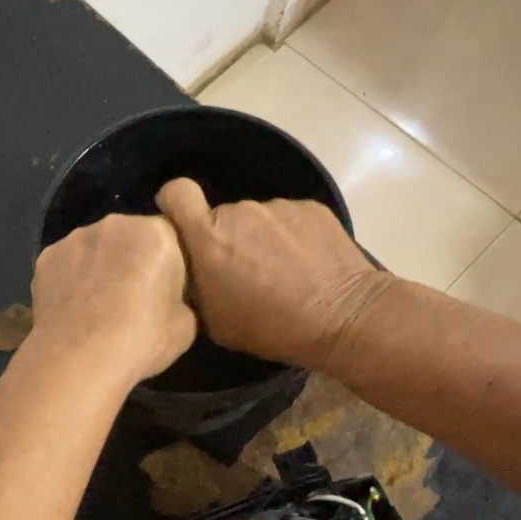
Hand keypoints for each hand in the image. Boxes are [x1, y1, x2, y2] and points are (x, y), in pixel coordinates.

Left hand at [30, 214, 197, 383]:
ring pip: (95, 248)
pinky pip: (67, 263)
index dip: (169, 263)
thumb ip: (181, 299)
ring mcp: (74, 238)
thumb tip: (171, 301)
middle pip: (130, 236)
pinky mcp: (45, 256)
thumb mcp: (187, 325)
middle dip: (132, 259)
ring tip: (97, 306)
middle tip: (131, 298)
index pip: (171, 238)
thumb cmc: (143, 339)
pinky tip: (72, 308)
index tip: (165, 290)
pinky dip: (71, 279)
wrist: (79, 358)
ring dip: (100, 267)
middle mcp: (114, 224)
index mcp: (157, 233)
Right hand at [154, 178, 387, 371]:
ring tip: (283, 271)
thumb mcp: (215, 322)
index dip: (175, 204)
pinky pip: (289, 218)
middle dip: (228, 238)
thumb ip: (197, 285)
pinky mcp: (311, 206)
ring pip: (257, 219)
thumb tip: (198, 271)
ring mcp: (277, 206)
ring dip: (262, 238)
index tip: (185, 225)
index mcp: (208, 237)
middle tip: (246, 272)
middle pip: (221, 215)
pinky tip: (308, 263)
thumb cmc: (271, 326)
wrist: (345, 317)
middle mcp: (239, 211)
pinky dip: (293, 236)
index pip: (176, 193)